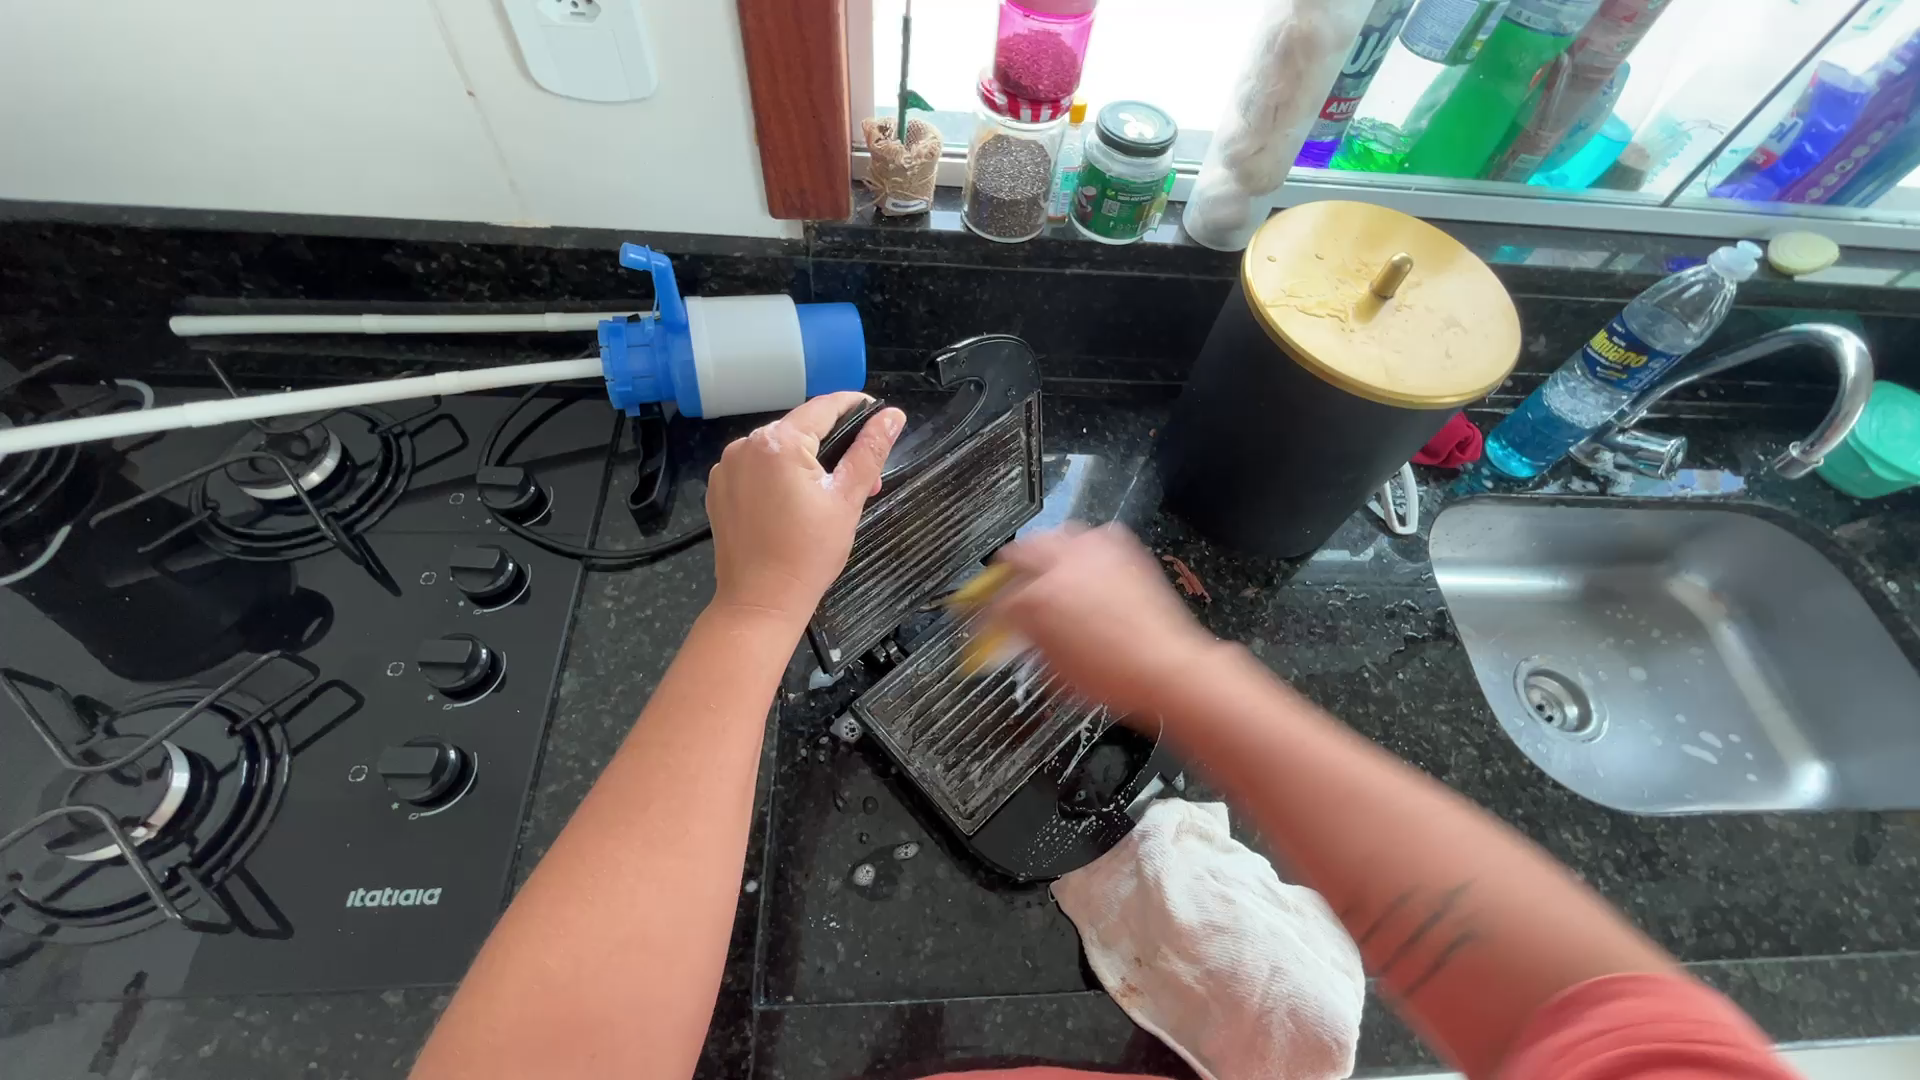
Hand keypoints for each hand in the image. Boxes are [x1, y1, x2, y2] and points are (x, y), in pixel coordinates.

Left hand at [706, 392, 903, 625]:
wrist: (760, 601)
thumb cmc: (808, 554)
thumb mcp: (847, 499)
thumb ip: (870, 451)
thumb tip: (892, 415)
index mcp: (778, 443)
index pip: (824, 407)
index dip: (854, 406)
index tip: (877, 411)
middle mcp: (745, 446)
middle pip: (801, 429)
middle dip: (835, 445)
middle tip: (865, 478)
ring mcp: (726, 467)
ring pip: (778, 449)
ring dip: (808, 461)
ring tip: (832, 496)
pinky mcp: (719, 489)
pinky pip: (757, 468)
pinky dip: (780, 476)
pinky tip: (797, 504)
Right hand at [987, 524, 1220, 717]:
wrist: (1167, 669)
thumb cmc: (1114, 677)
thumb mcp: (1053, 670)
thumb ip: (1027, 642)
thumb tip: (1017, 634)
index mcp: (1035, 599)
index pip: (993, 601)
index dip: (982, 613)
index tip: (981, 620)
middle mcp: (1060, 566)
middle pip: (1017, 553)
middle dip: (1005, 571)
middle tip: (1003, 587)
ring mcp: (1092, 553)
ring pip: (1053, 535)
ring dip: (1042, 552)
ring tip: (1042, 570)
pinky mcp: (1121, 550)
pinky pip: (1092, 537)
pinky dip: (1081, 548)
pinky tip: (1082, 564)